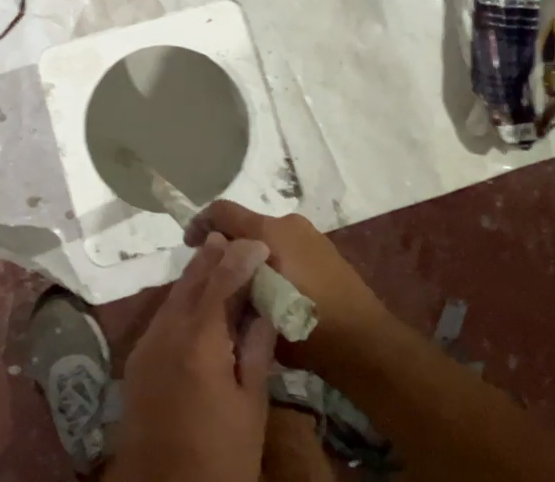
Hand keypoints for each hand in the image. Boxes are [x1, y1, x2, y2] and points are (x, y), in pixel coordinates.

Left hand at [109, 233, 277, 481]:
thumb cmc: (220, 455)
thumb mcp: (250, 407)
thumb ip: (256, 352)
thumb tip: (263, 309)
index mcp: (199, 342)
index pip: (221, 284)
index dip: (239, 259)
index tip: (257, 241)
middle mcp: (166, 333)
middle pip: (190, 283)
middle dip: (209, 258)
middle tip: (227, 235)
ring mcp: (146, 346)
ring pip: (172, 298)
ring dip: (193, 276)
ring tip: (212, 256)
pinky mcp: (137, 362)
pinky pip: (161, 317)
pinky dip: (180, 300)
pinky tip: (193, 300)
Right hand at [187, 201, 392, 380]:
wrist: (366, 344)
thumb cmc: (305, 328)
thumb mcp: (255, 309)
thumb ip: (231, 282)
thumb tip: (215, 268)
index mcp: (268, 232)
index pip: (221, 211)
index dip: (199, 223)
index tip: (189, 246)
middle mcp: (288, 224)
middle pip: (245, 224)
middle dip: (227, 246)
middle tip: (216, 276)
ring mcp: (311, 236)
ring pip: (267, 237)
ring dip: (251, 255)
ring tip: (244, 288)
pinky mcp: (325, 251)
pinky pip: (287, 247)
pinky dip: (273, 261)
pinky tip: (274, 293)